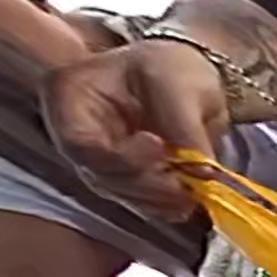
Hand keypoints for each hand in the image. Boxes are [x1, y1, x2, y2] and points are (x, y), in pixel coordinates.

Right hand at [41, 41, 225, 220]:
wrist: (190, 77)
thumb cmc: (174, 70)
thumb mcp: (178, 86)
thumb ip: (186, 127)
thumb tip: (203, 172)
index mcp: (73, 96)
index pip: (80, 142)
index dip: (121, 157)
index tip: (162, 149)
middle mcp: (80, 128)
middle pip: (98, 173)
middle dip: (145, 187)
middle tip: (185, 188)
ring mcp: (107, 152)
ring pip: (120, 191)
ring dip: (157, 202)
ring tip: (192, 198)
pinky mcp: (136, 170)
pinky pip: (143, 199)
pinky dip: (166, 207)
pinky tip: (191, 205)